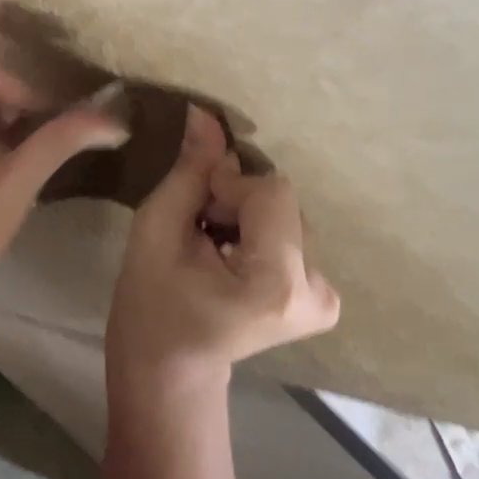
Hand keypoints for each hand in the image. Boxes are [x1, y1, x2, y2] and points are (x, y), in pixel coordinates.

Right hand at [106, 105, 338, 391]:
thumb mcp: (156, 230)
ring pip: (286, 214)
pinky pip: (291, 233)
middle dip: (235, 200)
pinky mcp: (325, 296)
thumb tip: (205, 114)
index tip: (193, 209)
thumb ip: (190, 172)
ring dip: (245, 214)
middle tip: (197, 229)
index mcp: (279, 283)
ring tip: (212, 244)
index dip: (226, 185)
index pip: (271, 192)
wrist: (169, 364)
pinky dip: (257, 231)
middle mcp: (319, 290)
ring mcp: (328, 297)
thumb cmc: (150, 301)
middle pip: (282, 201)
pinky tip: (229, 255)